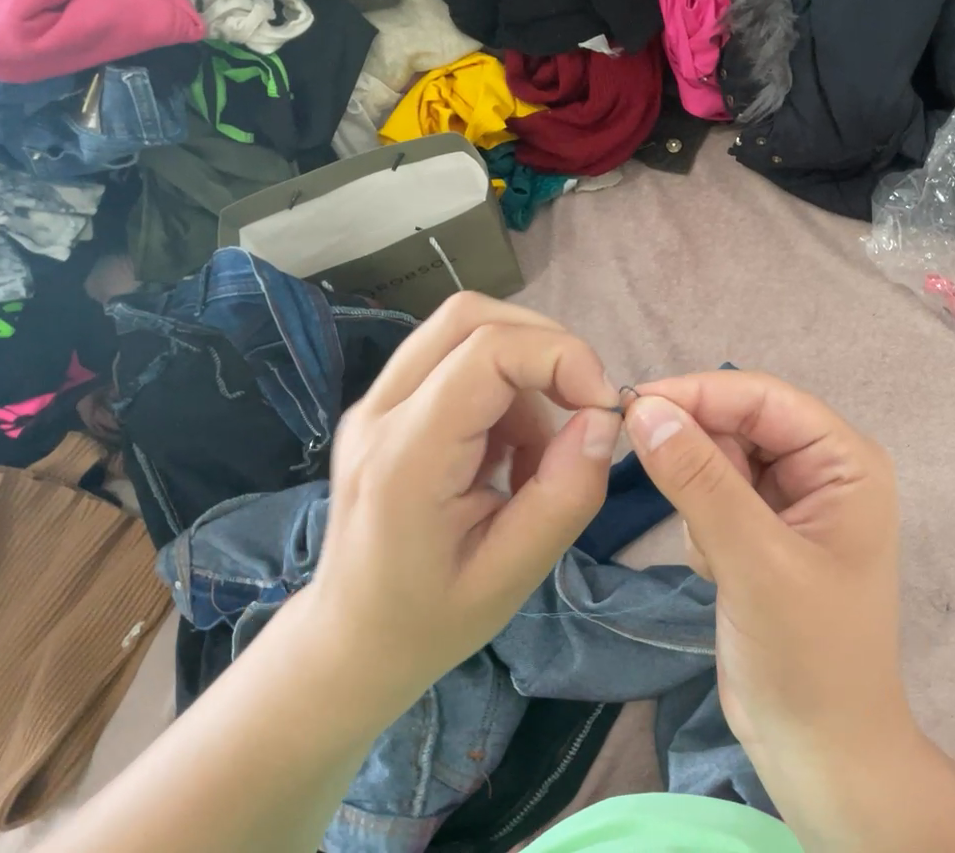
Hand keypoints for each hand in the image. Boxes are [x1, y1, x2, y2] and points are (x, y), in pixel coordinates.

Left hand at [306, 293, 622, 695]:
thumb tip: (602, 419)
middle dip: (547, 346)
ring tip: (537, 452)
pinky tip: (509, 453)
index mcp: (405, 460)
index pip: (486, 352)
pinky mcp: (386, 406)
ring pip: (465, 329)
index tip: (603, 406)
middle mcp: (380, 414)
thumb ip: (565, 495)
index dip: (561, 357)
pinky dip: (507, 388)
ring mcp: (376, 404)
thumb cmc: (431, 619)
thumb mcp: (513, 576)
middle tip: (583, 405)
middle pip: (470, 316)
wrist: (351, 639)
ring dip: (527, 371)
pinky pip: (458, 360)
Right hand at [621, 372, 912, 771]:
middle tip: (679, 507)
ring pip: (720, 463)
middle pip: (741, 425)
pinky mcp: (764, 535)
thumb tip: (645, 410)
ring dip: (701, 505)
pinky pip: (714, 501)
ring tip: (720, 563)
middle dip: (701, 461)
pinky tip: (721, 577)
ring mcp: (793, 504)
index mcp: (846, 461)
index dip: (699, 395)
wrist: (818, 750)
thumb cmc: (806, 655)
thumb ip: (700, 480)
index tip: (629, 405)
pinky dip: (703, 531)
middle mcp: (824, 470)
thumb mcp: (754, 561)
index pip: (764, 399)